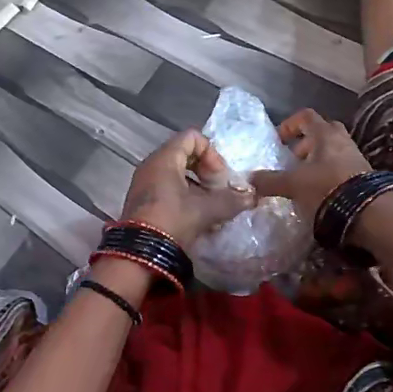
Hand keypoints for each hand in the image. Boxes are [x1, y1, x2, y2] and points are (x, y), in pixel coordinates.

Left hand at [120, 130, 254, 245]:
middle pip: (185, 154)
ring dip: (197, 186)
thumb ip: (232, 200)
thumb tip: (252, 197)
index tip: (219, 177)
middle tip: (217, 190)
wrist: (140, 254)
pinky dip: (185, 196)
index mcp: (164, 158)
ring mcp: (144, 183)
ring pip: (177, 173)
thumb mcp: (206, 210)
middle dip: (206, 171)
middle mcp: (151, 165)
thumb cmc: (173, 221)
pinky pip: (167, 188)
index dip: (211, 153)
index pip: (192, 137)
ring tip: (210, 206)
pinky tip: (197, 216)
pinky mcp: (142, 201)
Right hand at [249, 109, 372, 222]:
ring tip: (304, 178)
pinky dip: (328, 173)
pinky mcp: (363, 175)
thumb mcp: (293, 184)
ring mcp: (355, 157)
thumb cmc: (326, 187)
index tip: (279, 139)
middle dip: (305, 143)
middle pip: (322, 131)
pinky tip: (319, 190)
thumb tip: (250, 180)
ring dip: (317, 159)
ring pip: (333, 150)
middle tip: (294, 158)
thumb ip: (270, 181)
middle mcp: (342, 140)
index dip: (289, 124)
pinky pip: (342, 166)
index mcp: (324, 134)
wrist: (366, 211)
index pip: (306, 116)